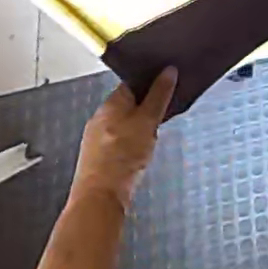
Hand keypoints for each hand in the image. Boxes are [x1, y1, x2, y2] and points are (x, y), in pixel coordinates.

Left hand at [73, 68, 175, 209]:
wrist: (99, 199)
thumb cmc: (124, 154)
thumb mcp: (148, 120)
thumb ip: (160, 94)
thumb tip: (169, 69)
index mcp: (110, 104)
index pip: (134, 81)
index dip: (153, 79)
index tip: (171, 80)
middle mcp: (99, 118)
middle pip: (129, 102)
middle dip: (148, 103)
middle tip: (168, 106)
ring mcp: (97, 138)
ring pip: (125, 121)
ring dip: (142, 122)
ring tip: (158, 127)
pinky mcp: (98, 156)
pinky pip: (120, 137)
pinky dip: (133, 137)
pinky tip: (143, 146)